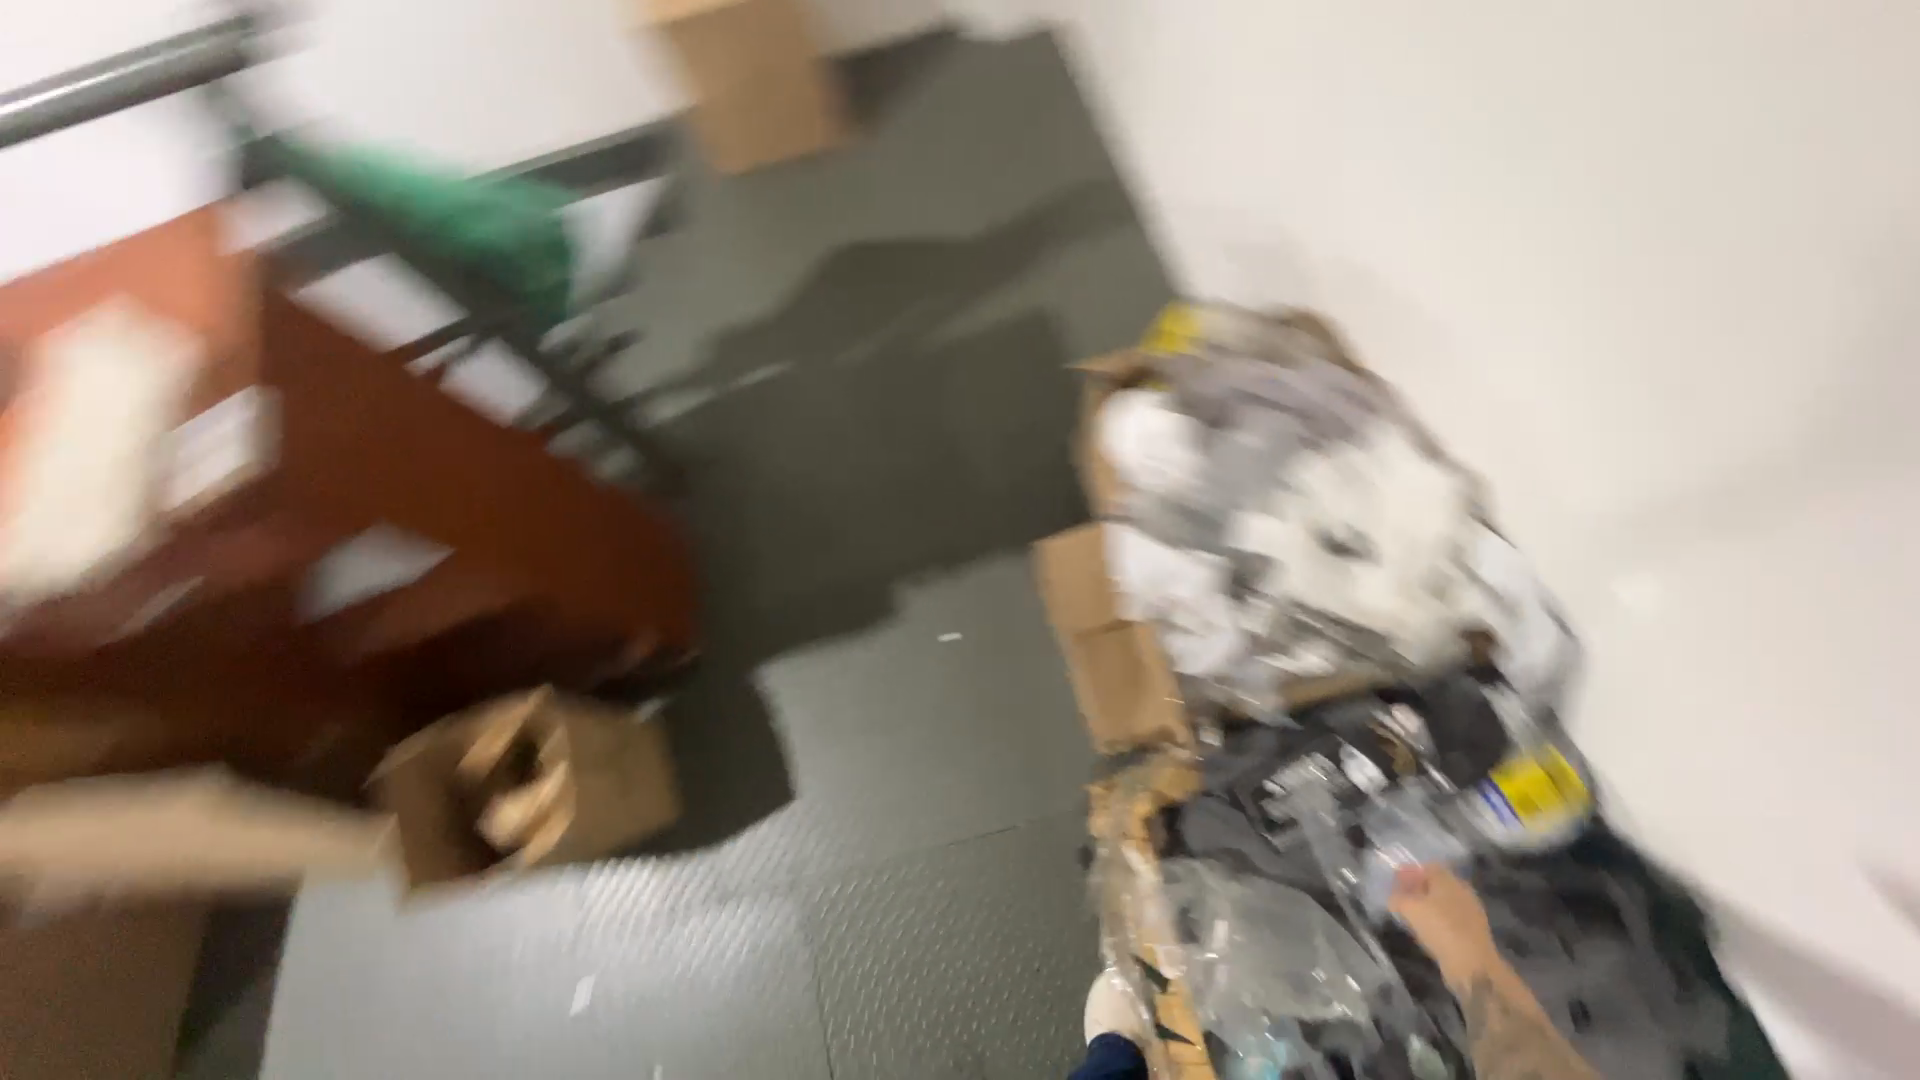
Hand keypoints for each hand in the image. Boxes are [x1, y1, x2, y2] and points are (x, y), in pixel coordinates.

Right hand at [1388, 865, 1497, 974]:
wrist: (1473, 965)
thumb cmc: (1439, 927)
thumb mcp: (1408, 908)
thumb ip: (1397, 898)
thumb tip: (1394, 897)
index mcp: (1449, 879)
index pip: (1427, 866)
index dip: (1410, 872)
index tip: (1395, 882)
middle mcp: (1462, 891)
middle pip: (1436, 884)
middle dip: (1418, 889)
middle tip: (1401, 898)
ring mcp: (1470, 912)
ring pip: (1443, 902)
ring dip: (1427, 906)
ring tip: (1410, 916)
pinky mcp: (1473, 932)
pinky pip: (1450, 919)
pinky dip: (1437, 921)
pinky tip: (1426, 930)